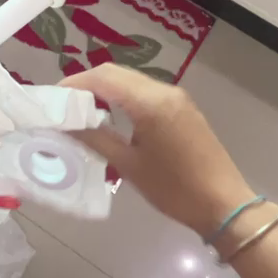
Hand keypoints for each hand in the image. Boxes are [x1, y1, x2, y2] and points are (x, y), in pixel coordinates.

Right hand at [61, 64, 256, 237]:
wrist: (224, 205)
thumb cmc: (173, 189)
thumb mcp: (128, 166)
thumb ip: (94, 138)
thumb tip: (65, 124)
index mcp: (149, 103)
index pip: (102, 78)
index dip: (74, 84)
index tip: (53, 99)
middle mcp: (163, 91)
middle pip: (115, 73)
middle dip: (86, 83)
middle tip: (64, 105)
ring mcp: (176, 97)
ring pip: (130, 80)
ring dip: (104, 88)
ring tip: (82, 110)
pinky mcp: (182, 107)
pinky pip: (144, 90)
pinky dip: (122, 95)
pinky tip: (110, 115)